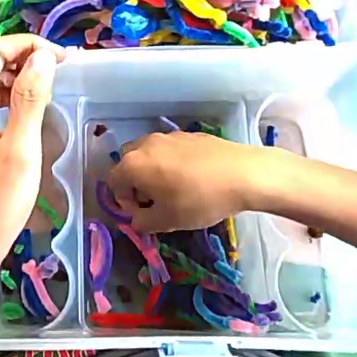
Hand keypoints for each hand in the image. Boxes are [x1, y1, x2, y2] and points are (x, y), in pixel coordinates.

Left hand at [0, 35, 64, 272]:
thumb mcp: (20, 153)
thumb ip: (30, 99)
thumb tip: (43, 58)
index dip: (26, 45)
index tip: (61, 57)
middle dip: (15, 52)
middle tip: (52, 66)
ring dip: (8, 70)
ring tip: (42, 85)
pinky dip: (0, 90)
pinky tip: (23, 104)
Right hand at [107, 132, 285, 232]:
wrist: (244, 174)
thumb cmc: (199, 199)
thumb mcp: (167, 221)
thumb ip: (142, 222)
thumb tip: (137, 218)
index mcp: (133, 164)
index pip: (113, 182)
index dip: (123, 202)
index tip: (143, 214)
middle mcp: (145, 144)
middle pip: (128, 164)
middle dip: (135, 183)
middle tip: (154, 201)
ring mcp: (167, 136)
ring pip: (148, 154)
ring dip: (152, 172)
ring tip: (174, 189)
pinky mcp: (188, 134)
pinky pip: (169, 150)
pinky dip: (170, 163)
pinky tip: (192, 178)